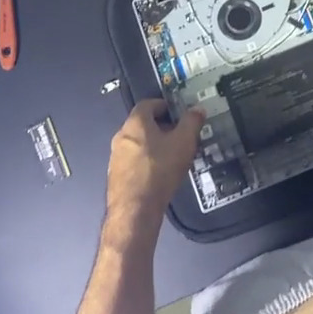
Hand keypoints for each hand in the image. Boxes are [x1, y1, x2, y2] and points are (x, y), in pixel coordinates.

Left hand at [105, 99, 204, 229]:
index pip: (148, 103)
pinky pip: (133, 161)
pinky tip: (159, 174)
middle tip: (180, 136)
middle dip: (162, 127)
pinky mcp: (116, 176)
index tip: (179, 113)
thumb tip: (197, 109)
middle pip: (142, 124)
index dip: (165, 105)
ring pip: (137, 144)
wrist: (134, 209)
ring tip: (172, 156)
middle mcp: (121, 136)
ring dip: (153, 145)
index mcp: (135, 123)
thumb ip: (192, 122)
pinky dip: (146, 162)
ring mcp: (115, 157)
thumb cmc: (160, 169)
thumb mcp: (183, 142)